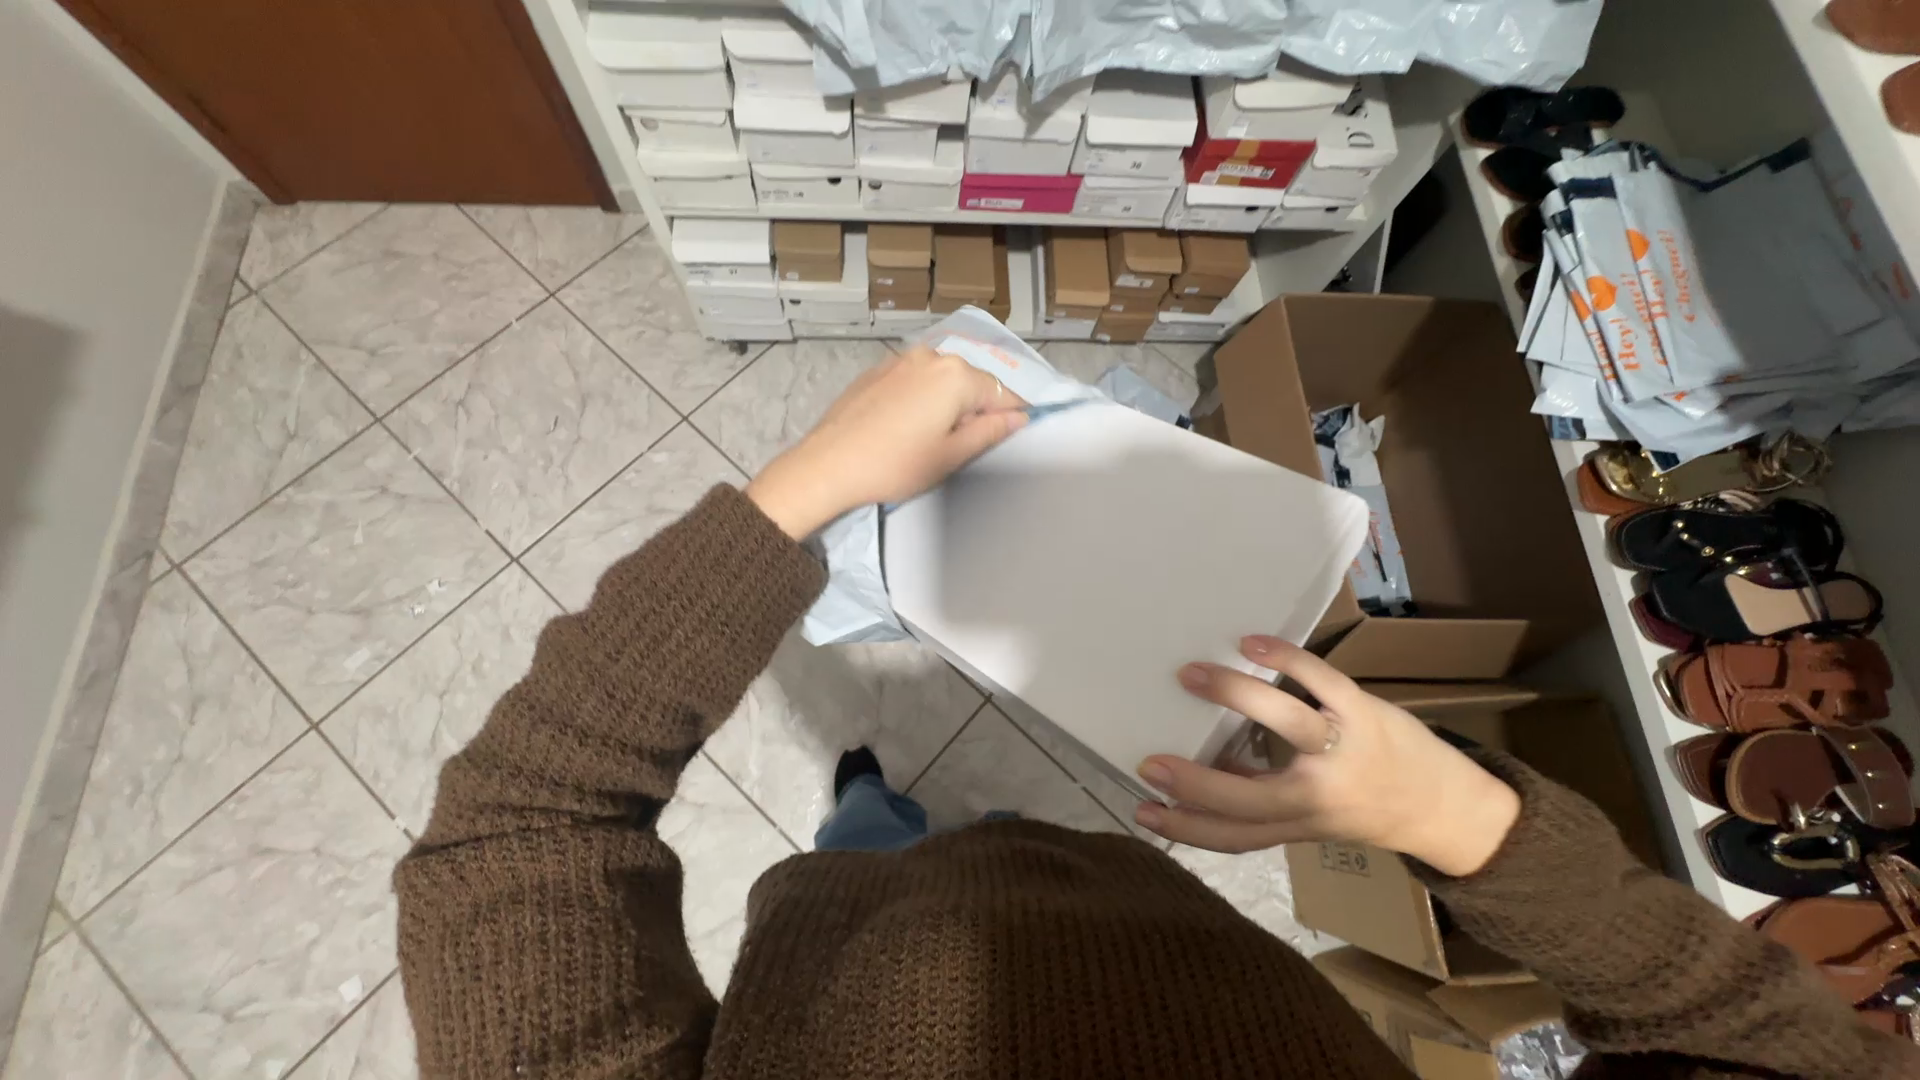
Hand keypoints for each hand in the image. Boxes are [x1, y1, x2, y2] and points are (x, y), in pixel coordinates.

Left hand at [745, 345, 1028, 538]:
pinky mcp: (877, 371)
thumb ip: (990, 432)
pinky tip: (906, 426)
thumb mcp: (951, 456)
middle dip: (976, 408)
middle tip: (962, 445)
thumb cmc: (895, 465)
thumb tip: (1018, 416)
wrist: (828, 464)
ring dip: (948, 403)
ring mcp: (900, 360)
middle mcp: (931, 356)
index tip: (1010, 435)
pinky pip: (915, 380)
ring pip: (942, 379)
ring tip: (931, 437)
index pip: (1002, 392)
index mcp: (956, 375)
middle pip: (971, 381)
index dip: (1011, 415)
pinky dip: (922, 398)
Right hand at [1134, 636, 1520, 877]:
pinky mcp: (1363, 711)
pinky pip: (1322, 681)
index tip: (1143, 811)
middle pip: (1249, 796)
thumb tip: (1205, 765)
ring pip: (1288, 723)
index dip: (1185, 828)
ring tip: (1191, 674)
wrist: (1448, 808)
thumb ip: (1261, 796)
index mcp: (1297, 823)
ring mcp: (1344, 751)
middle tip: (1150, 762)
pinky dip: (1286, 660)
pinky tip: (1249, 644)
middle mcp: (1318, 796)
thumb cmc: (1365, 809)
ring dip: (1235, 696)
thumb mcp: (1309, 818)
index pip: (1233, 835)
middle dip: (1195, 782)